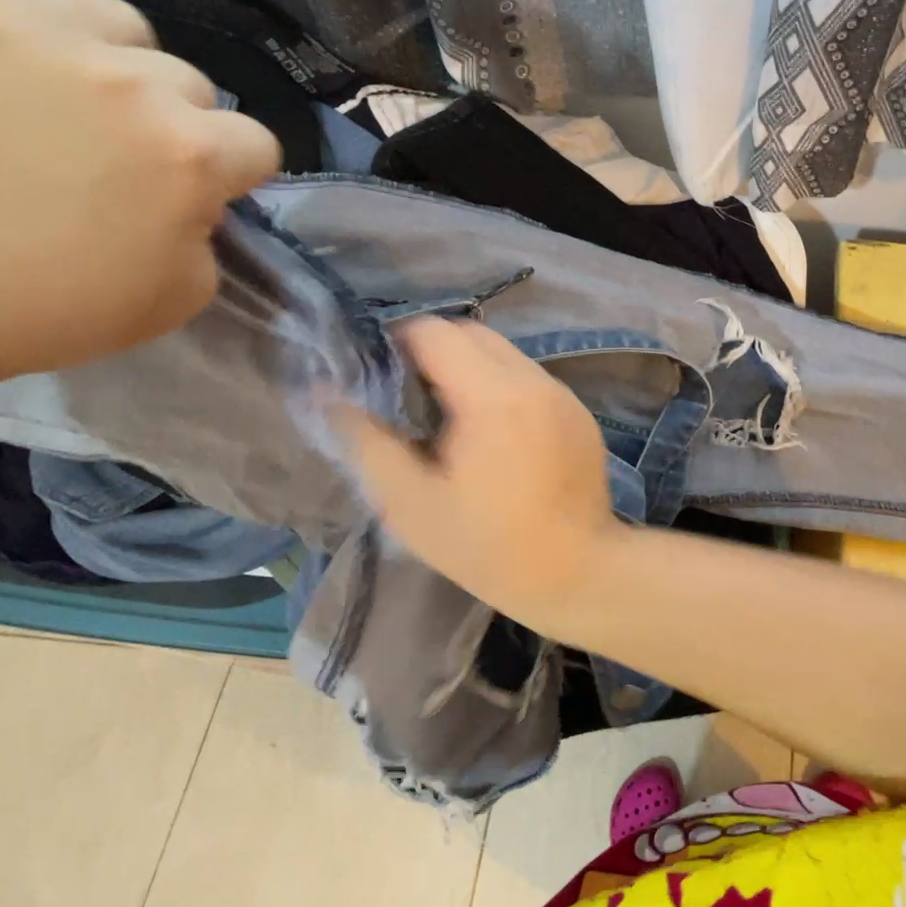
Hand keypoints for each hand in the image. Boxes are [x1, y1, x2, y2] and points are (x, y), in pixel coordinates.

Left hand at [0, 0, 279, 386]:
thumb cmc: (24, 311)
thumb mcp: (171, 302)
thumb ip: (207, 238)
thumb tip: (194, 200)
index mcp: (189, 155)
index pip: (256, 145)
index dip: (232, 176)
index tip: (195, 199)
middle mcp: (126, 79)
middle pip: (189, 85)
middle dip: (171, 125)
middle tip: (114, 163)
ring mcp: (25, 26)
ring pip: (119, 21)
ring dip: (115, 62)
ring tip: (66, 97)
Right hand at [340, 319, 624, 611]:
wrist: (579, 574)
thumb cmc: (487, 548)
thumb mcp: (410, 505)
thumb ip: (366, 441)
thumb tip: (325, 392)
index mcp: (494, 398)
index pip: (436, 332)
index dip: (396, 344)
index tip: (376, 379)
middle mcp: (535, 382)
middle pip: (473, 333)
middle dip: (432, 351)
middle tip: (406, 399)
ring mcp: (564, 395)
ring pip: (504, 353)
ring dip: (469, 368)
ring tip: (446, 418)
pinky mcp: (580, 412)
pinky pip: (529, 379)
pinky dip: (501, 387)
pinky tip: (489, 434)